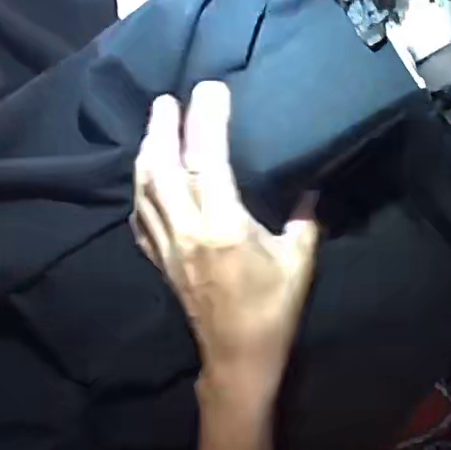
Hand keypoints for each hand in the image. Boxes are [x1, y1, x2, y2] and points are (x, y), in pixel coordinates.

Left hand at [133, 82, 320, 415]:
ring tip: (152, 127)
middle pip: (162, 167)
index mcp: (223, 226)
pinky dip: (140, 191)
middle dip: (161, 128)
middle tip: (166, 100)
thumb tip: (310, 186)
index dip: (205, 120)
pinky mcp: (160, 262)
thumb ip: (304, 220)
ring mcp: (167, 247)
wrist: (237, 359)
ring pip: (144, 190)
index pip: (206, 159)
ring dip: (145, 153)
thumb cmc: (273, 311)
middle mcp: (187, 230)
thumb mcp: (299, 262)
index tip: (209, 90)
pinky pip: (140, 219)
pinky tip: (144, 179)